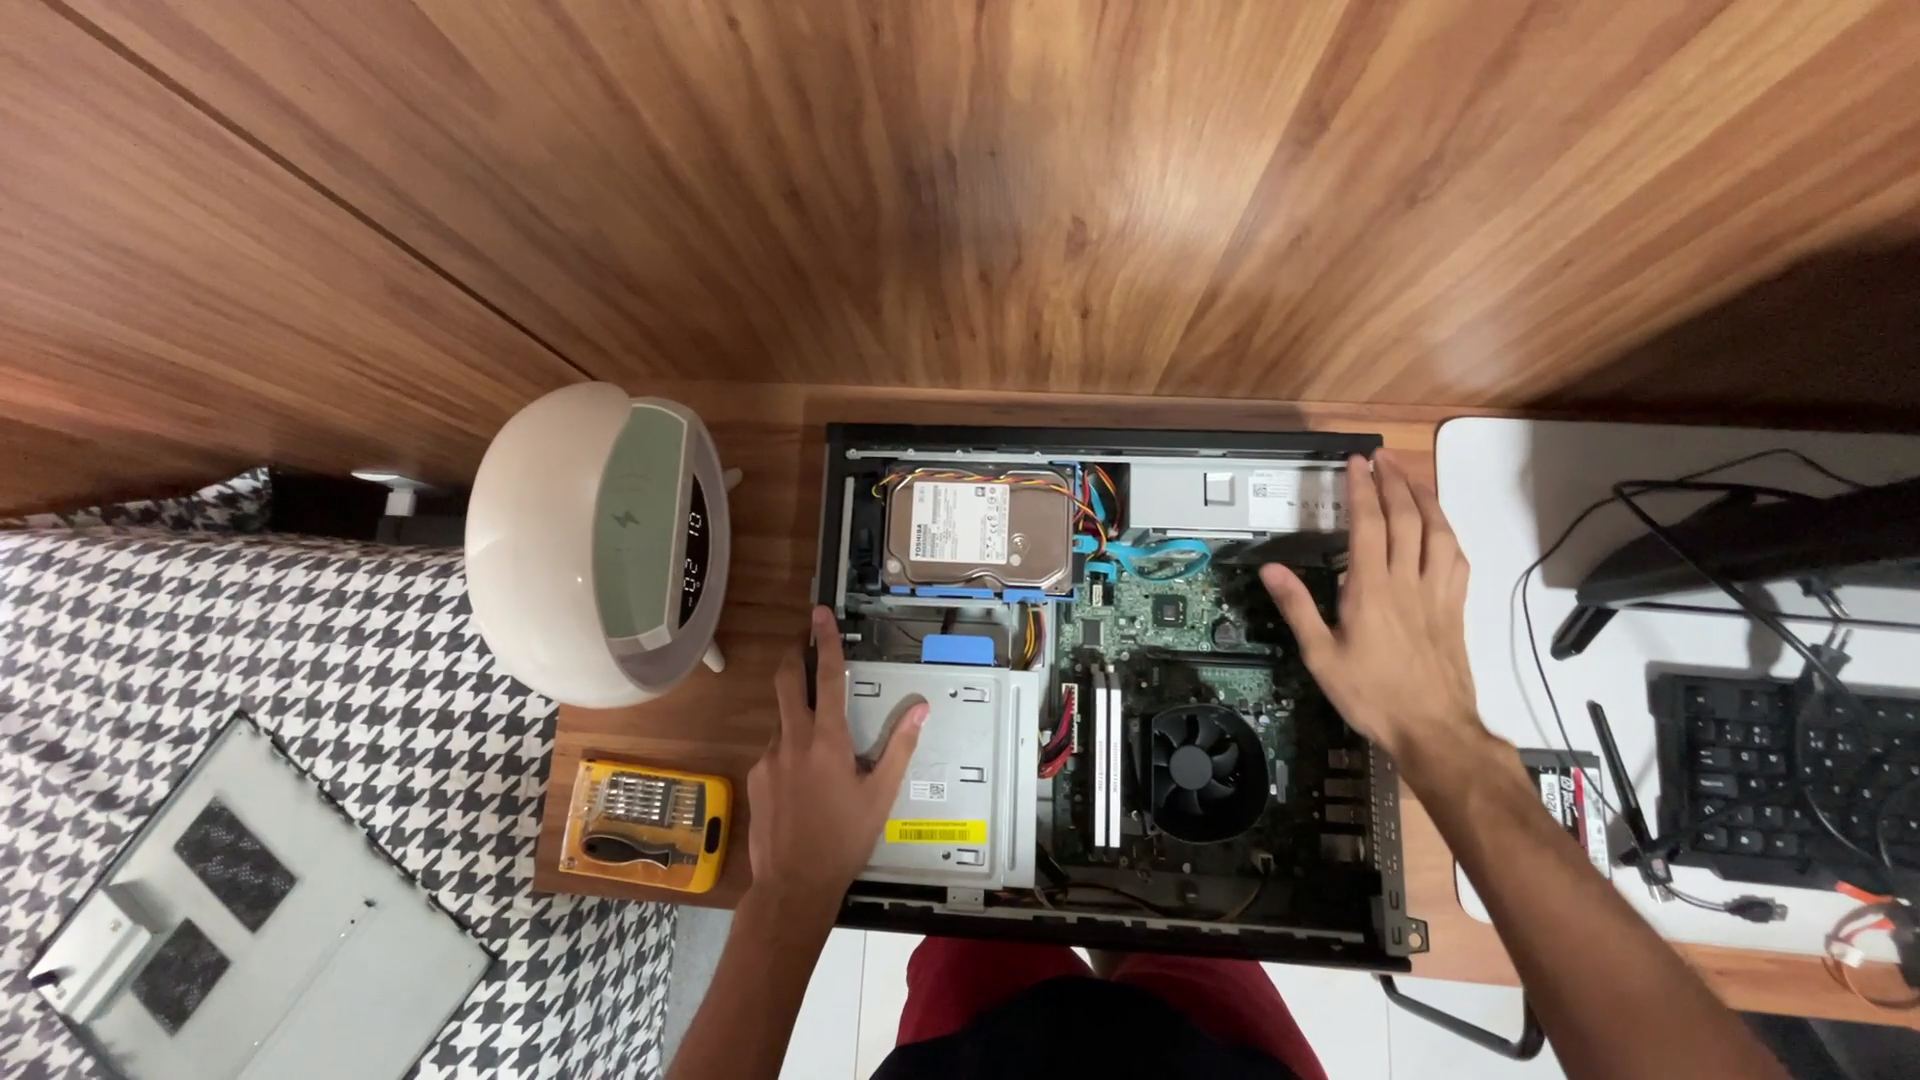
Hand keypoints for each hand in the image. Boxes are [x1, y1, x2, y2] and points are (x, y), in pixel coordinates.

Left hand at [746, 606, 927, 909]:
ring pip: (781, 719)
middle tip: (802, 643)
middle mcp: (792, 740)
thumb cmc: (845, 840)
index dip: (825, 642)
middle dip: (793, 655)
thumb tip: (920, 709)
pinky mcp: (753, 776)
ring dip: (797, 714)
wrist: (793, 885)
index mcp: (828, 741)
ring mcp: (767, 757)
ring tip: (819, 747)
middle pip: (786, 681)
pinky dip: (788, 749)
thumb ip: (900, 747)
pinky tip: (802, 781)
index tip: (820, 614)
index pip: (828, 678)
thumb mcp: (881, 795)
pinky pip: (773, 749)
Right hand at [1260, 451, 1480, 759]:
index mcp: (1372, 591)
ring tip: (1412, 477)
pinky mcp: (1455, 609)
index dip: (1363, 490)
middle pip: (1407, 518)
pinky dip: (1448, 533)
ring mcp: (1438, 594)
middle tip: (1382, 458)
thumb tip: (1272, 570)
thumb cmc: (1372, 695)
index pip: (1369, 526)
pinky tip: (1441, 527)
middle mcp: (1409, 583)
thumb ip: (1298, 608)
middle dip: (1394, 481)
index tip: (1356, 463)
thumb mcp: (1321, 656)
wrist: (1434, 729)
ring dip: (1426, 498)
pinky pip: (1457, 559)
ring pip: (1438, 532)